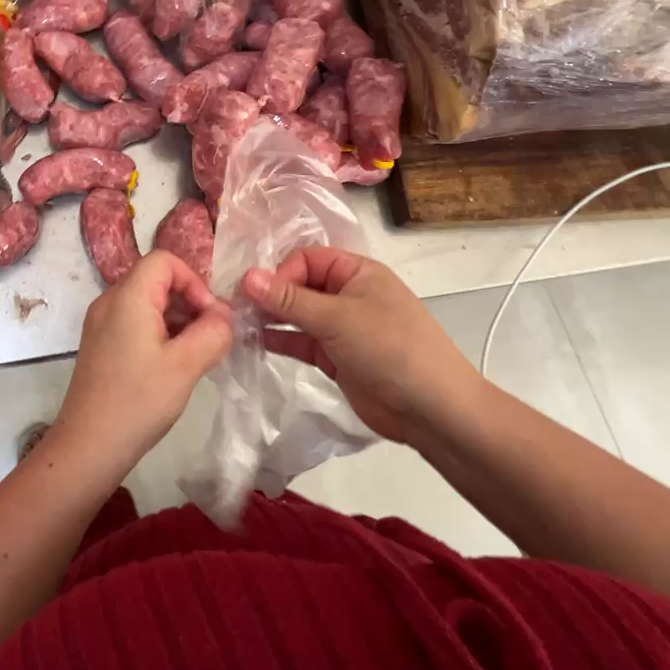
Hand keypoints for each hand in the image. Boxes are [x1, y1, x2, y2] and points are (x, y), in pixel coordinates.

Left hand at [52, 252, 233, 474]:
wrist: (89, 443)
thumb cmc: (138, 400)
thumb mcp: (186, 365)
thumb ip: (212, 332)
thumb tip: (224, 315)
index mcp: (127, 296)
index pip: (164, 261)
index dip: (194, 281)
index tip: (211, 317)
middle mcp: (109, 300)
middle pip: (156, 280)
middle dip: (190, 302)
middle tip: (211, 338)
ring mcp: (101, 322)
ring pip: (148, 302)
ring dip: (178, 320)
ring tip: (198, 355)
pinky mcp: (101, 343)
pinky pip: (135, 322)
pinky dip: (160, 333)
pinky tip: (175, 364)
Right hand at [244, 247, 484, 445]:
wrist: (434, 411)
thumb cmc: (391, 349)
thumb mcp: (337, 318)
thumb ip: (289, 299)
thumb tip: (246, 277)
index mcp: (358, 273)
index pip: (307, 259)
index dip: (281, 273)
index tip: (258, 294)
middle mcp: (348, 294)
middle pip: (299, 284)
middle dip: (270, 294)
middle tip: (236, 307)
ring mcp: (342, 327)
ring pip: (297, 314)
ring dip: (270, 317)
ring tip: (238, 325)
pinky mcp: (336, 357)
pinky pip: (300, 341)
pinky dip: (279, 340)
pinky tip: (253, 342)